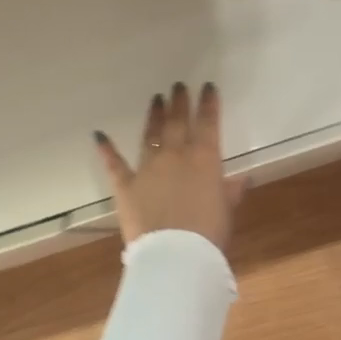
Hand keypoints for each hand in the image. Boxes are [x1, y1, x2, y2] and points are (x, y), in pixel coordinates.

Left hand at [94, 82, 244, 248]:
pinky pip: (115, 164)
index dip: (208, 103)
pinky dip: (106, 149)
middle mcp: (176, 156)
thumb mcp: (227, 209)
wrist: (175, 254)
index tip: (207, 87)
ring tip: (156, 100)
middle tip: (178, 86)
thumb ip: (231, 191)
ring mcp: (148, 168)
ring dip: (154, 116)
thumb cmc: (209, 232)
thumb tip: (241, 178)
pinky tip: (99, 135)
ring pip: (151, 135)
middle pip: (178, 122)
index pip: (208, 123)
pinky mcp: (126, 186)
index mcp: (205, 159)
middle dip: (179, 102)